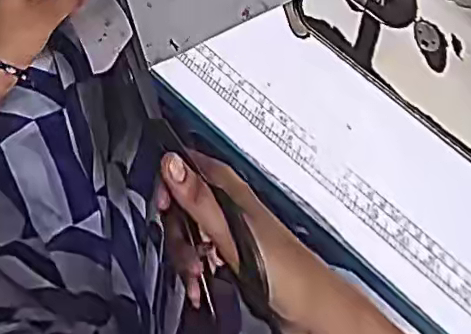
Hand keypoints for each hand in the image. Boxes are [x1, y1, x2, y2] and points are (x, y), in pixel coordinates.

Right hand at [156, 150, 311, 312]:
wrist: (308, 308)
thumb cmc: (282, 267)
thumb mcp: (231, 229)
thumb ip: (198, 195)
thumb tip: (170, 162)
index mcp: (225, 184)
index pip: (182, 165)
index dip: (166, 185)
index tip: (162, 209)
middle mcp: (225, 200)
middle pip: (180, 202)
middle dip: (175, 230)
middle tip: (185, 252)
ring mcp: (226, 225)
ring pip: (186, 229)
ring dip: (183, 254)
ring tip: (195, 275)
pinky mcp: (228, 250)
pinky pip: (197, 251)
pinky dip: (192, 268)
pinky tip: (199, 283)